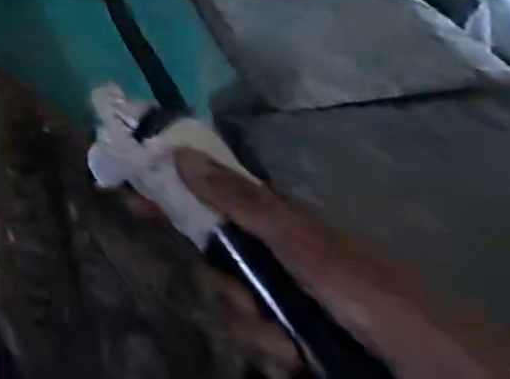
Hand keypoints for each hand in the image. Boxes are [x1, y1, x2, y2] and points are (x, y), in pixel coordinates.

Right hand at [175, 149, 509, 378]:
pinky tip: (292, 366)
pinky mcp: (298, 349)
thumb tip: (179, 152)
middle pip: (213, 261)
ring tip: (286, 350)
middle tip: (243, 303)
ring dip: (249, 329)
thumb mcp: (310, 247)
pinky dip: (267, 356)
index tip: (128, 196)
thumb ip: (244, 202)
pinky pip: (255, 346)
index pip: (209, 198)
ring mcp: (290, 308)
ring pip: (231, 307)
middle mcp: (278, 262)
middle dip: (219, 286)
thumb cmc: (381, 300)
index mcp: (280, 227)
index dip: (168, 194)